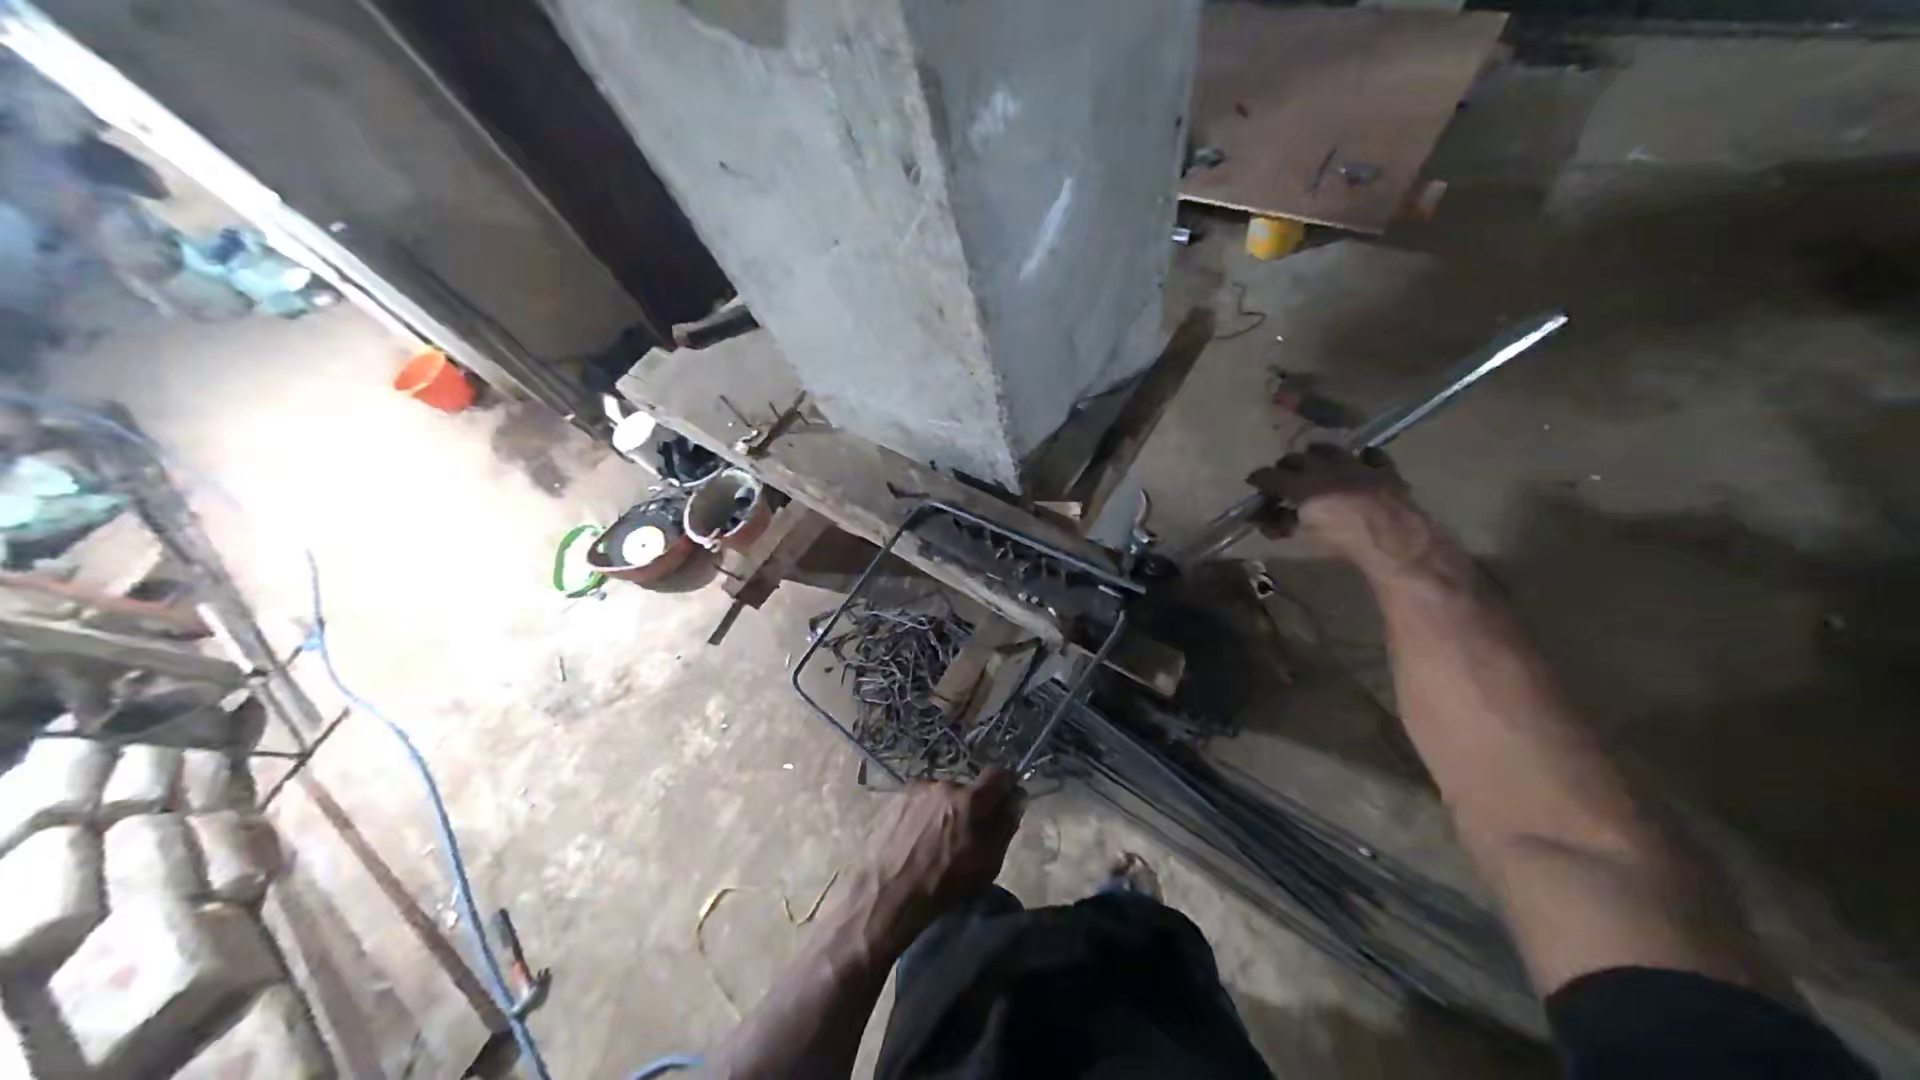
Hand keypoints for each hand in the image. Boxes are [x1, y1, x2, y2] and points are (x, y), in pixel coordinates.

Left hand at [866, 769, 1024, 941]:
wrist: (887, 894)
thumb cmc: (943, 884)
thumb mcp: (987, 863)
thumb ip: (1005, 824)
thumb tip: (1017, 797)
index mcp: (970, 799)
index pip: (999, 775)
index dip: (1005, 786)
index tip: (1004, 802)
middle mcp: (944, 785)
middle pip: (968, 788)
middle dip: (972, 806)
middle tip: (965, 835)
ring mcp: (916, 790)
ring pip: (942, 794)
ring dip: (945, 809)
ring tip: (935, 840)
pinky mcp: (895, 799)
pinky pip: (920, 800)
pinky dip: (924, 814)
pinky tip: (916, 839)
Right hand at [1247, 444, 1452, 579]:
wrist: (1392, 535)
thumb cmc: (1341, 538)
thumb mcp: (1303, 534)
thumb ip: (1280, 523)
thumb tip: (1261, 519)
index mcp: (1300, 483)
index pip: (1269, 475)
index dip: (1259, 479)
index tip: (1253, 482)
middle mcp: (1324, 467)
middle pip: (1296, 458)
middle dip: (1286, 466)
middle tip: (1283, 478)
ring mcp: (1355, 464)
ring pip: (1329, 450)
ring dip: (1318, 456)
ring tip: (1316, 464)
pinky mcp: (1382, 469)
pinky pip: (1371, 456)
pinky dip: (1363, 459)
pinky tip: (1362, 463)